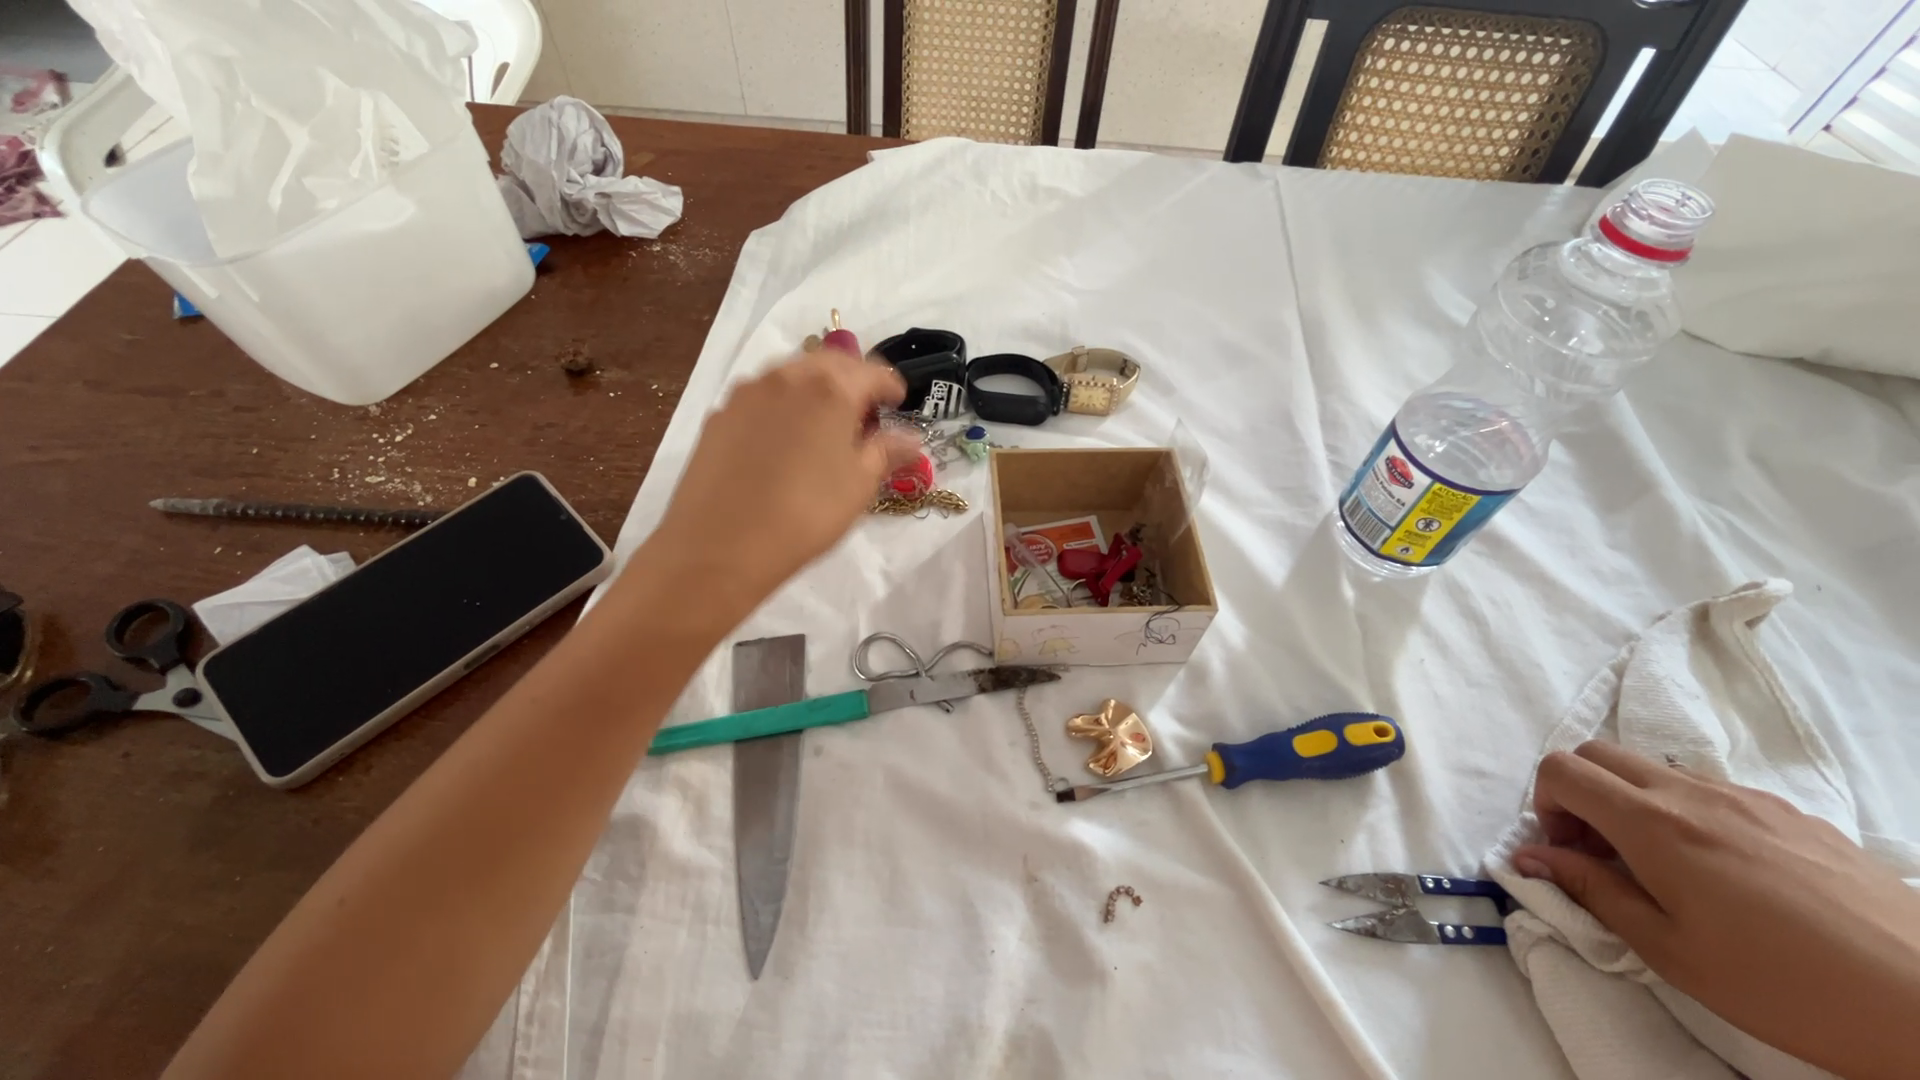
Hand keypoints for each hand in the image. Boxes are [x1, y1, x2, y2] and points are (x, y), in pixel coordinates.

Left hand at [641, 349, 919, 616]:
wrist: (719, 546)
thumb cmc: (805, 515)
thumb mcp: (859, 486)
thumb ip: (887, 453)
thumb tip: (911, 439)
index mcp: (831, 388)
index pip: (872, 372)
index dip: (891, 385)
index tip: (899, 402)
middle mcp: (787, 377)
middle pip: (828, 362)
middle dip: (851, 379)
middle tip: (864, 410)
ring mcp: (746, 394)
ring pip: (790, 375)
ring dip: (814, 388)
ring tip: (824, 422)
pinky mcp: (719, 416)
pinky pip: (761, 398)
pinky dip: (782, 406)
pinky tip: (783, 439)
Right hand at [1515, 742, 1919, 1079]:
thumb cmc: (1784, 985)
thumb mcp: (1668, 950)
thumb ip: (1591, 890)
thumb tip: (1530, 856)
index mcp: (1653, 823)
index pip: (1561, 769)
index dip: (1544, 804)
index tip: (1566, 851)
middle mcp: (1694, 793)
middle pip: (1599, 753)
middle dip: (1578, 793)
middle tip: (1597, 852)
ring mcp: (1749, 798)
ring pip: (1655, 770)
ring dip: (1631, 802)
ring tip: (1661, 869)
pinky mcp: (1794, 814)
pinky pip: (1712, 791)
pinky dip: (1686, 814)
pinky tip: (1725, 875)